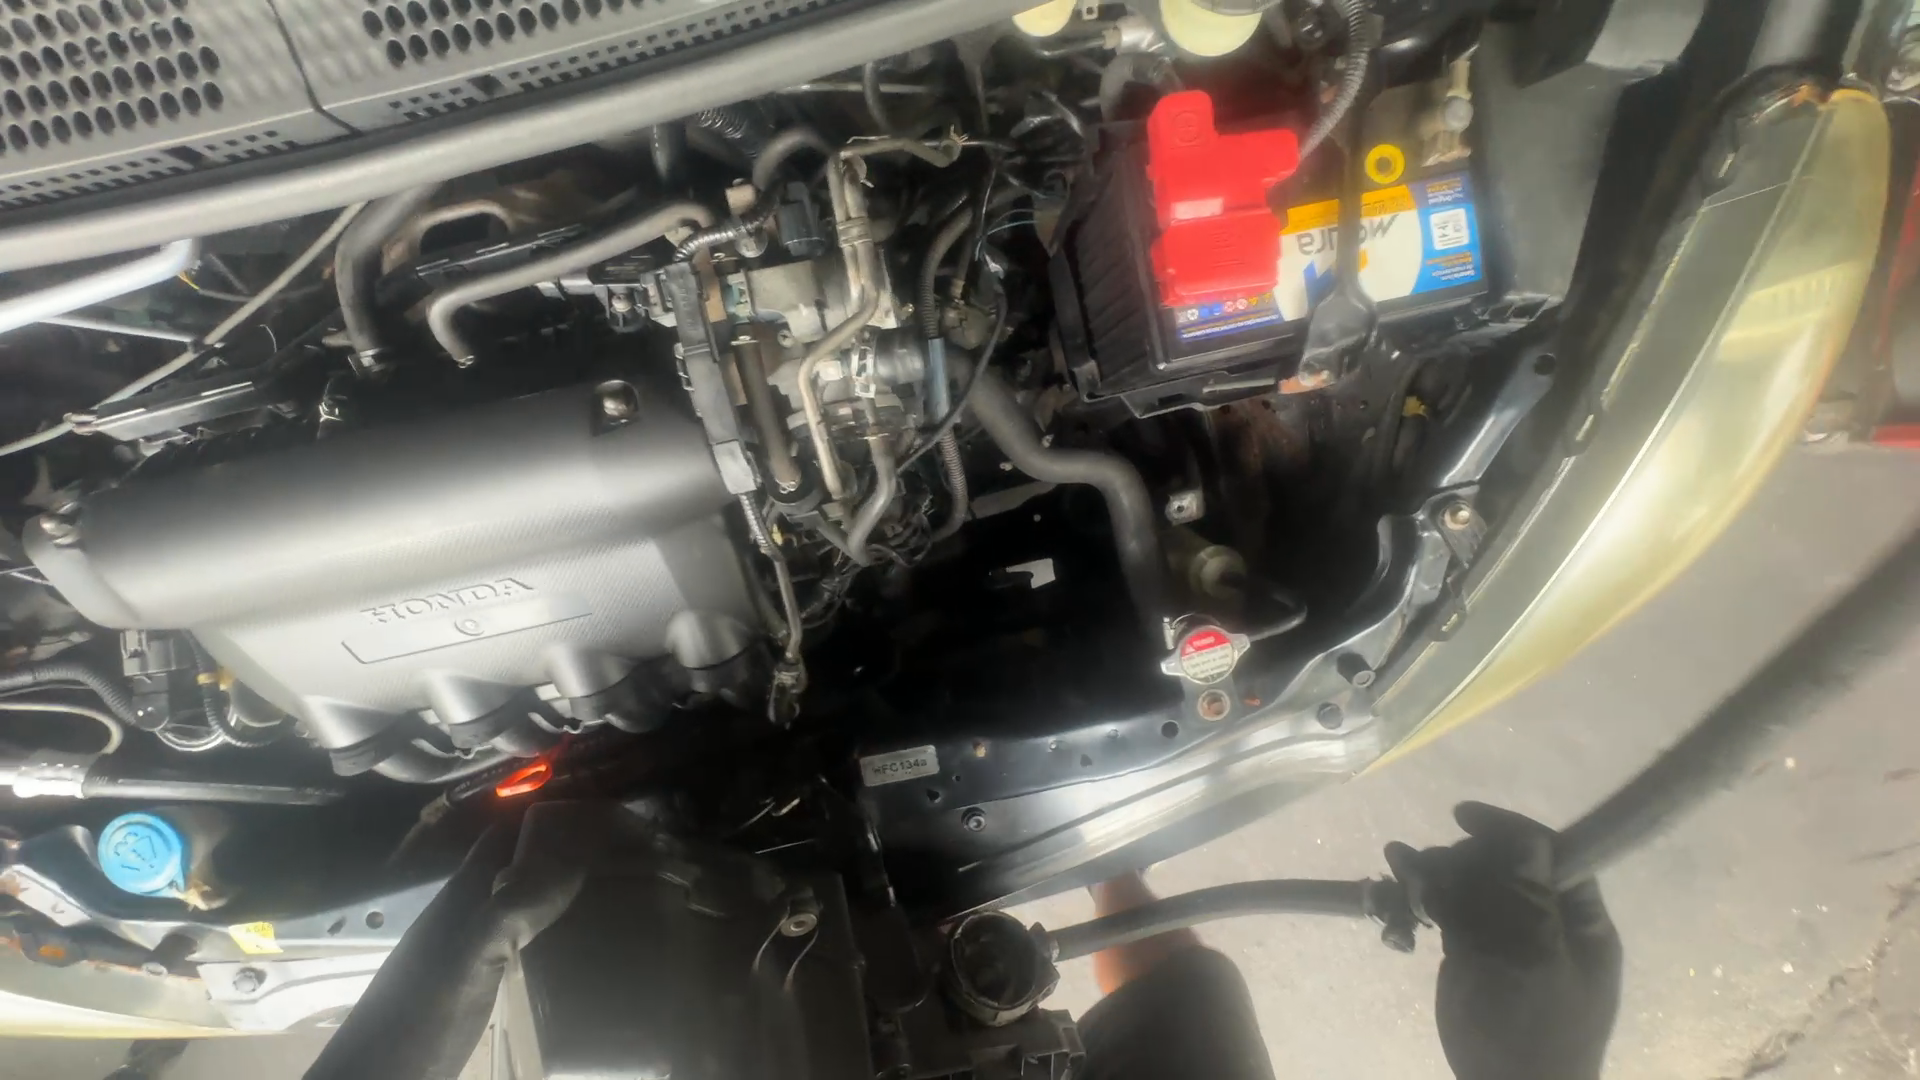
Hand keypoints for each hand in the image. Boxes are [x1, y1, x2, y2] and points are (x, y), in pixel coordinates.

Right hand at [1385, 803, 1621, 1079]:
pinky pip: (1444, 902)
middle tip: (1434, 869)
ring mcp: (1502, 932)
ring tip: (1403, 870)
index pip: (1551, 853)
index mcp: (1577, 924)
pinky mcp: (1469, 945)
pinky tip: (1396, 879)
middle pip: (1498, 861)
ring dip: (1432, 868)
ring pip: (1465, 878)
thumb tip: (1523, 836)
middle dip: (1460, 856)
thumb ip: (1529, 898)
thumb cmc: (1534, 1029)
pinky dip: (1420, 888)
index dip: (1509, 830)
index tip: (1463, 818)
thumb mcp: (1537, 962)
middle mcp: (1542, 919)